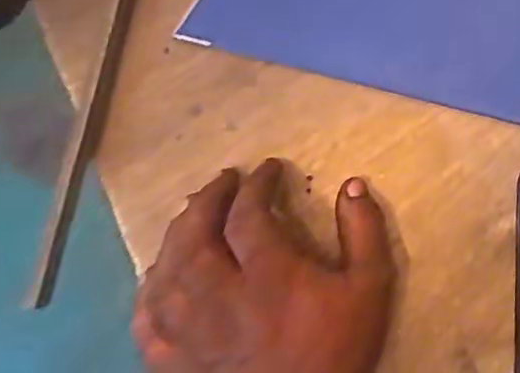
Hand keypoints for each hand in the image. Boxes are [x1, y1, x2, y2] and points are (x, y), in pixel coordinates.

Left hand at [133, 160, 395, 372]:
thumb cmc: (341, 343)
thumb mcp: (371, 280)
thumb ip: (364, 228)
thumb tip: (352, 183)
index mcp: (271, 275)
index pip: (249, 216)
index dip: (256, 185)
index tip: (269, 168)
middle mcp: (223, 299)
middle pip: (195, 241)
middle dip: (206, 202)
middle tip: (224, 179)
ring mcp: (193, 336)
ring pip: (165, 279)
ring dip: (175, 239)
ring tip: (192, 215)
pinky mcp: (178, 365)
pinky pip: (147, 324)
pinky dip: (149, 292)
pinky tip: (158, 276)